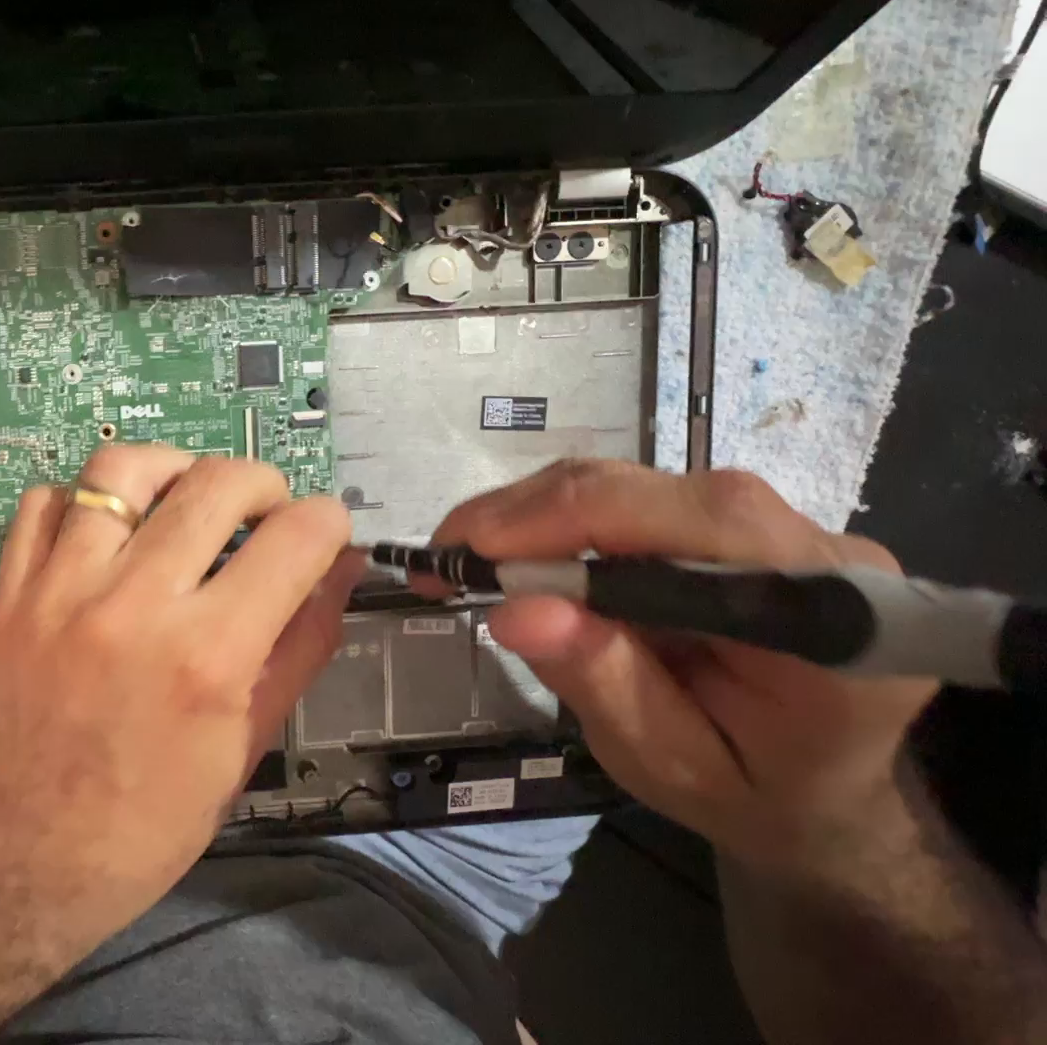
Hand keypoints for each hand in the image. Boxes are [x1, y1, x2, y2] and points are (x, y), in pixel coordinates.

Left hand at [0, 444, 363, 931]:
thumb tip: (343, 563)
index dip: (327, 520)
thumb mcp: (255, 729)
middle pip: (215, 483)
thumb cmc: (168, 803)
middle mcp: (133, 605)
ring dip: (170, 470)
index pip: (294, 537)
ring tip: (183, 497)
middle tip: (263, 509)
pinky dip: (84, 500)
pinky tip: (108, 529)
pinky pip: (44, 502)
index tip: (322, 529)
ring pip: (120, 470)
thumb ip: (305, 636)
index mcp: (208, 653)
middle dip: (261, 483)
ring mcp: (61, 592)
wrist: (56, 838)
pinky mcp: (13, 593)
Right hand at [433, 460, 937, 873]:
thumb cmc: (749, 792)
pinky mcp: (731, 528)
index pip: (702, 523)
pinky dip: (554, 523)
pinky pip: (631, 502)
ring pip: (634, 486)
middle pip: (656, 491)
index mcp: (834, 622)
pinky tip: (510, 554)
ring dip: (532, 516)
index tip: (470, 550)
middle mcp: (817, 552)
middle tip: (442, 554)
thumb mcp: (669, 763)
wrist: (817, 790)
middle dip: (531, 514)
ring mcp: (778, 530)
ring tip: (463, 557)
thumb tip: (516, 611)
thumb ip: (606, 685)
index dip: (574, 519)